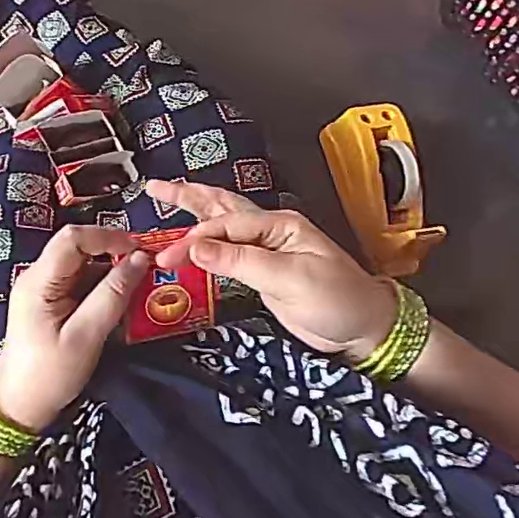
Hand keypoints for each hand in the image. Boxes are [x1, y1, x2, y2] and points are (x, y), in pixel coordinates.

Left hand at [0, 226, 150, 430]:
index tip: (139, 252)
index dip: (108, 238)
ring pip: (85, 265)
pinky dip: (105, 288)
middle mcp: (40, 276)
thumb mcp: (85, 337)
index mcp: (39, 280)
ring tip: (140, 289)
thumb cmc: (49, 375)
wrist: (18, 409)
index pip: (73, 238)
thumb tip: (140, 259)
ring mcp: (46, 289)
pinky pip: (84, 283)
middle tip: (147, 270)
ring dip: (113, 273)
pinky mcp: (53, 302)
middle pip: (80, 248)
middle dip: (115, 254)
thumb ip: (113, 296)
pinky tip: (123, 304)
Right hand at [145, 180, 396, 361]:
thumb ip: (242, 261)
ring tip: (167, 196)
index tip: (169, 255)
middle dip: (187, 197)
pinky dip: (203, 243)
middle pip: (221, 207)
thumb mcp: (291, 279)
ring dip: (194, 211)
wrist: (363, 329)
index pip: (227, 224)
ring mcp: (265, 250)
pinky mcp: (261, 272)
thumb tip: (197, 249)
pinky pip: (225, 251)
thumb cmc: (339, 299)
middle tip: (155, 188)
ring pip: (222, 223)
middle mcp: (269, 231)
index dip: (196, 239)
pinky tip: (190, 240)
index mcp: (279, 225)